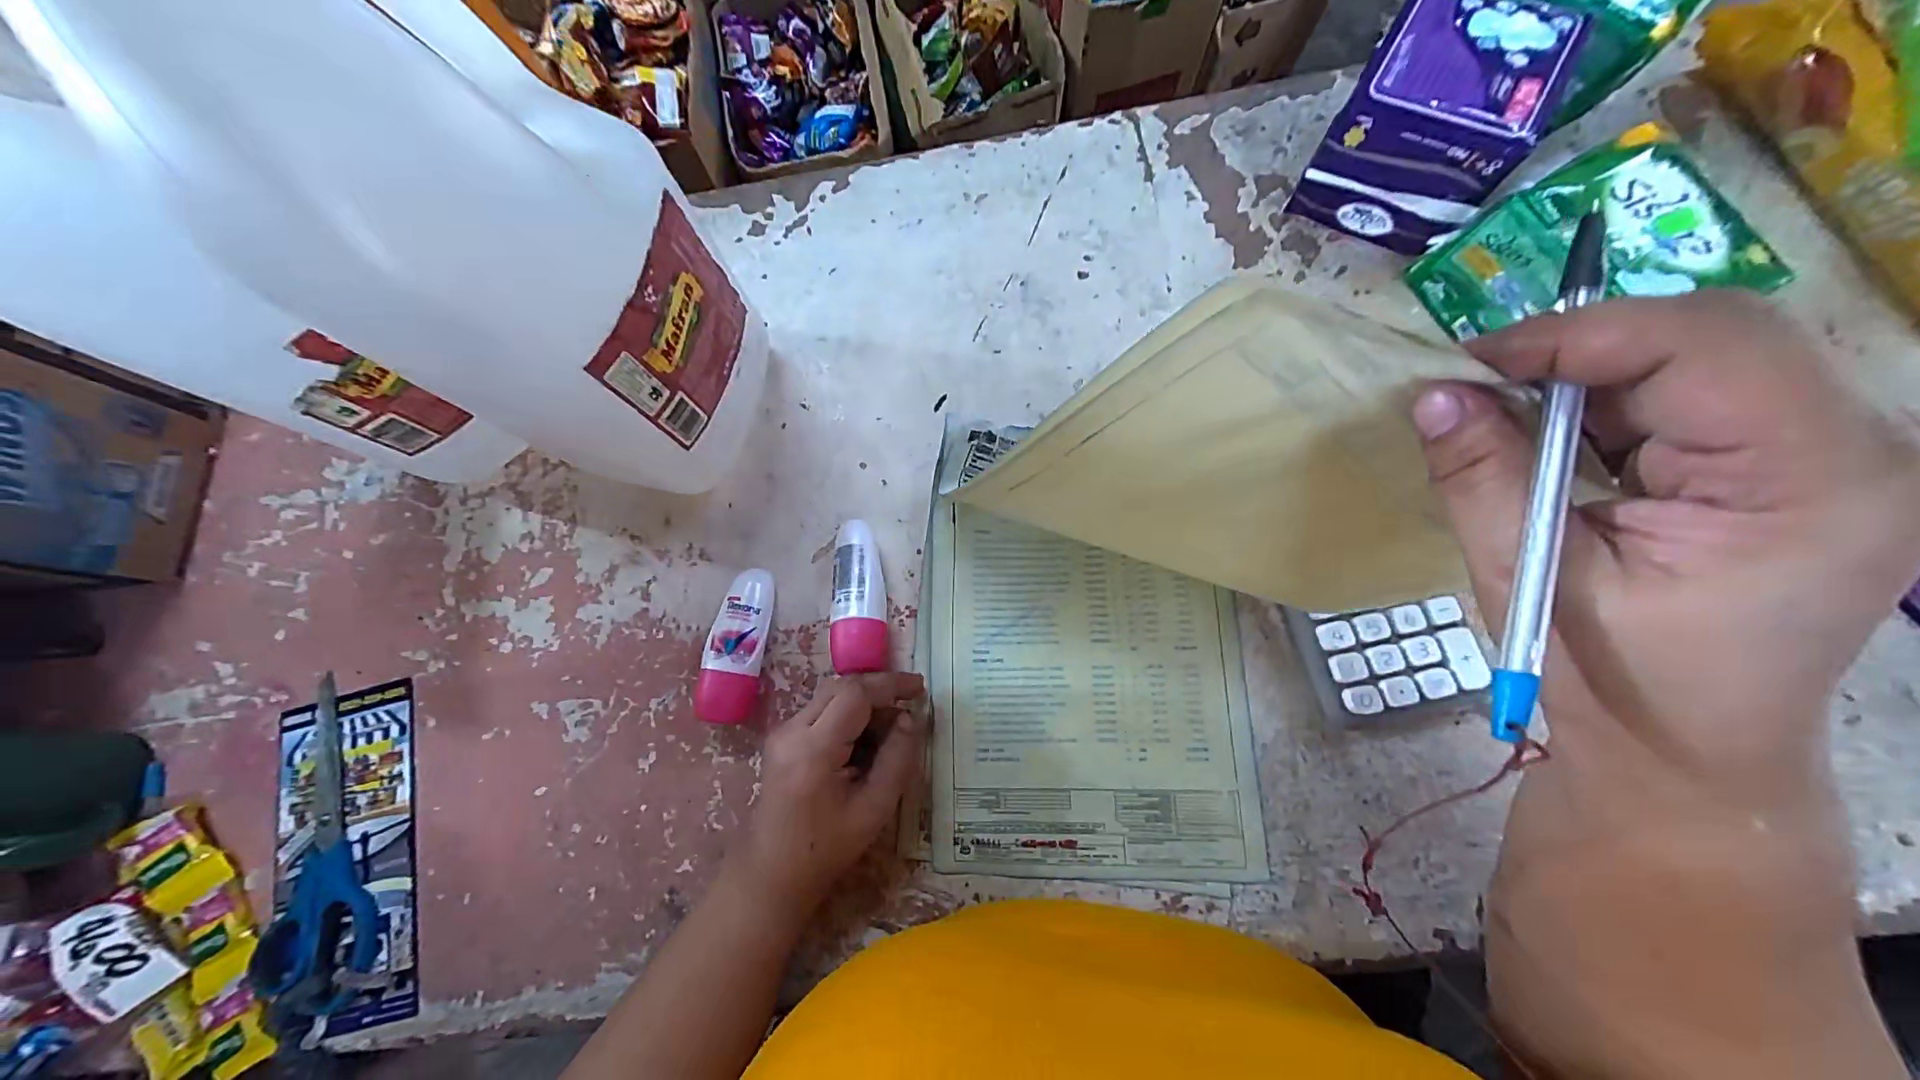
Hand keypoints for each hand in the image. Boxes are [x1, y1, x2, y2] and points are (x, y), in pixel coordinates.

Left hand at [727, 673, 927, 915]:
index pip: (854, 695)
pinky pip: (821, 710)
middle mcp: (791, 731)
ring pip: (830, 695)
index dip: (890, 685)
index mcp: (813, 750)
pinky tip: (867, 737)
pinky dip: (849, 713)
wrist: (771, 873)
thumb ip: (896, 759)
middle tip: (911, 702)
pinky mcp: (782, 739)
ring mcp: (782, 733)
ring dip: (864, 700)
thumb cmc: (825, 849)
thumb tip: (910, 719)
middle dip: (879, 688)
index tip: (920, 689)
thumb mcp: (874, 809)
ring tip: (893, 724)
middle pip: (841, 687)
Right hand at [1413, 290, 1919, 795]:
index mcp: (1812, 484)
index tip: (1472, 362)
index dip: (1579, 335)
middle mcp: (1848, 451)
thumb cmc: (1613, 687)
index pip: (1707, 347)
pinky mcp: (1778, 468)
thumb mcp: (1534, 578)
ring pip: (1697, 358)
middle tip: (1478, 381)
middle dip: (1582, 347)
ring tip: (1499, 412)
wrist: (1679, 758)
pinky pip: (1685, 398)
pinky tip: (1543, 437)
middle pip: (1715, 337)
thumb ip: (1485, 479)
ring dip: (1585, 375)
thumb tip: (1432, 396)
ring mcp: (1821, 457)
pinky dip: (1599, 404)